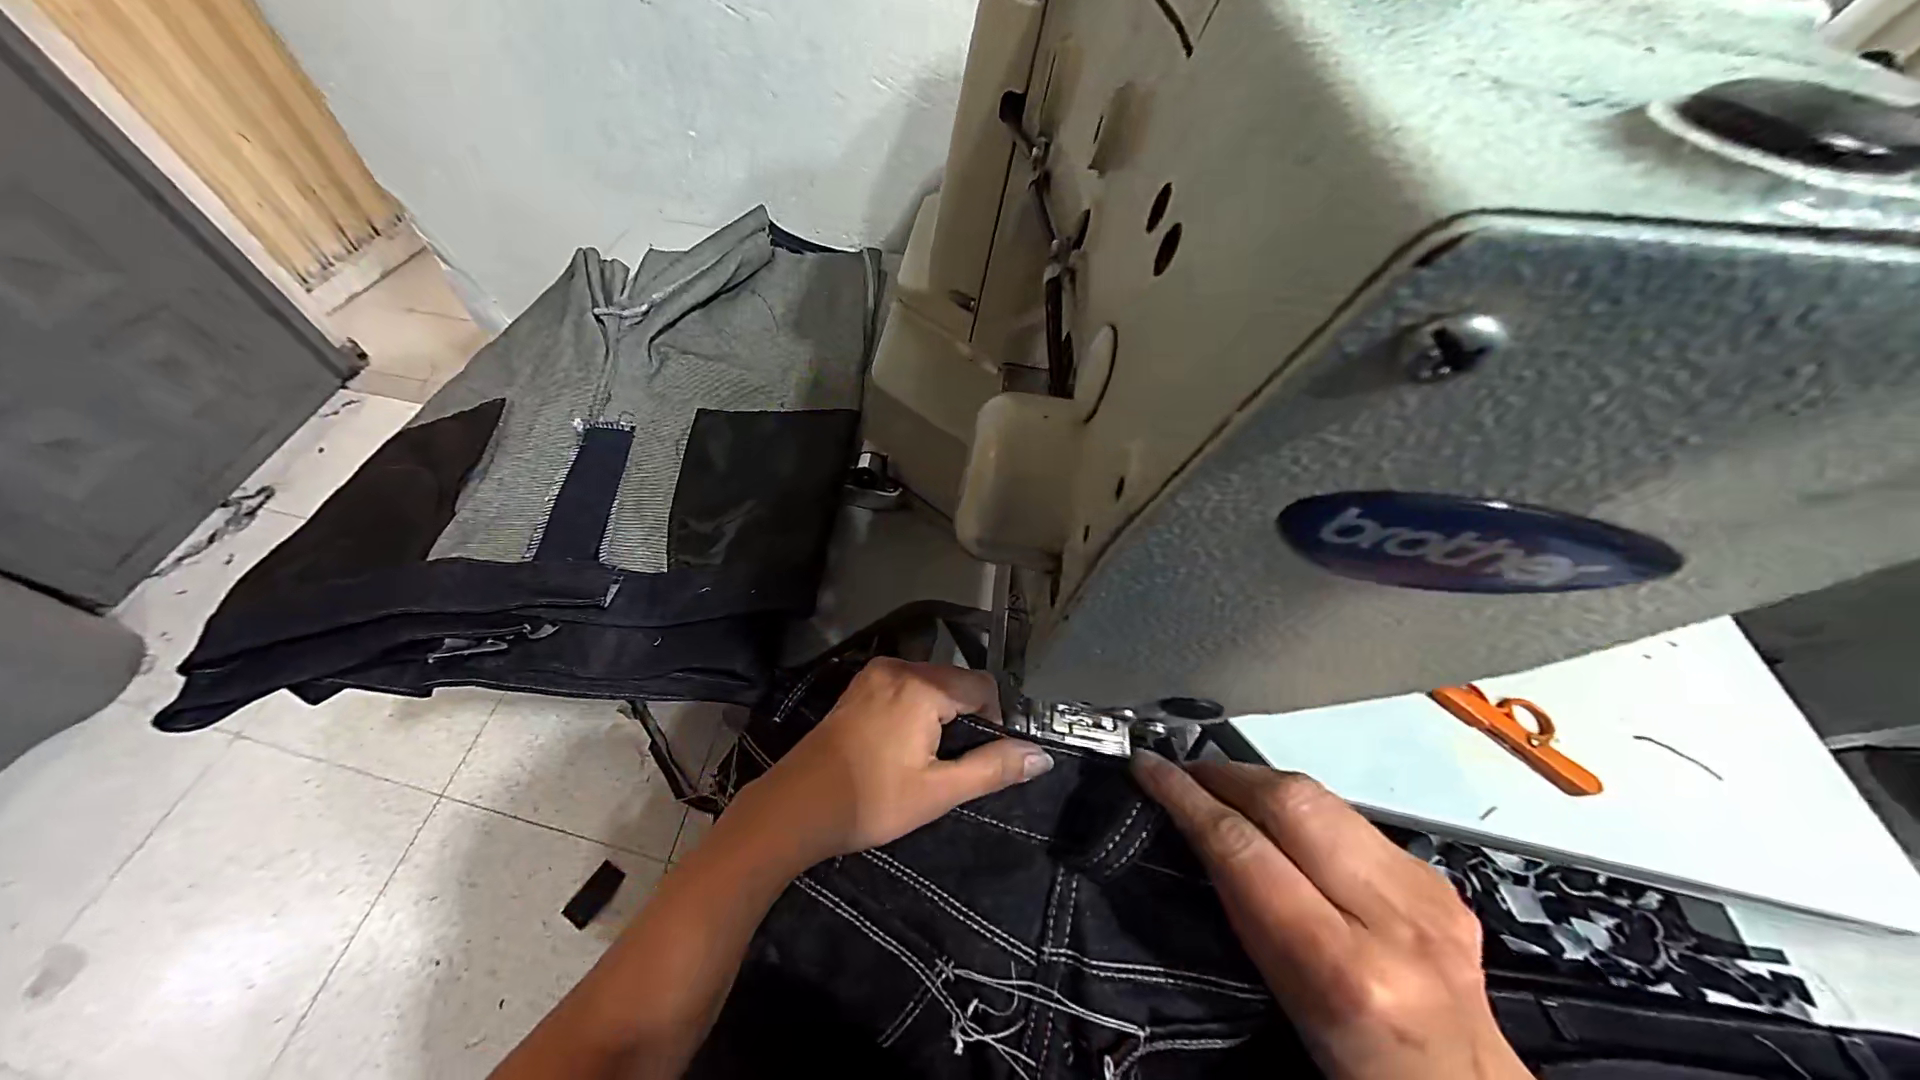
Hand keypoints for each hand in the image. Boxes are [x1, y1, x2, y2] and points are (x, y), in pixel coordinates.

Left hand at [725, 658, 1053, 869]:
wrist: (794, 808)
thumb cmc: (871, 801)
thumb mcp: (939, 791)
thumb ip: (993, 768)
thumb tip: (1042, 756)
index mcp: (922, 685)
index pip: (982, 685)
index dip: (993, 720)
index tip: (978, 757)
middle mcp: (899, 667)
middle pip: (956, 680)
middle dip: (965, 716)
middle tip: (952, 762)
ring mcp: (874, 674)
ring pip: (931, 682)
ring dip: (941, 713)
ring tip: (927, 757)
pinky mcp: (858, 687)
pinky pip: (905, 685)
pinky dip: (917, 708)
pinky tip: (902, 744)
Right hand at [1131, 753, 1530, 1079]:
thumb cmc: (1353, 1062)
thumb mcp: (1277, 996)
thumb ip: (1240, 910)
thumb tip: (1195, 830)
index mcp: (1342, 969)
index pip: (1243, 848)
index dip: (1186, 798)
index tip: (1150, 769)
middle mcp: (1394, 921)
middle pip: (1290, 802)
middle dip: (1226, 774)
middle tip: (1186, 771)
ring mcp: (1426, 893)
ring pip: (1322, 795)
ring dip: (1260, 781)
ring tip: (1223, 785)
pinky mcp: (1439, 879)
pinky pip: (1350, 816)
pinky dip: (1302, 805)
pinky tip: (1281, 816)